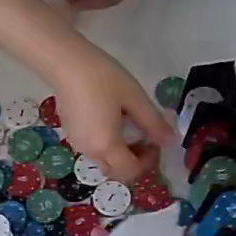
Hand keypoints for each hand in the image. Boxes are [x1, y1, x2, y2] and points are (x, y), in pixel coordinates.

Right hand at [51, 41, 175, 184]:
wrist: (65, 63)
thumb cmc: (102, 78)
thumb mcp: (134, 98)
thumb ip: (153, 123)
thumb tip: (170, 141)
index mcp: (107, 146)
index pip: (130, 171)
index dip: (147, 163)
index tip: (155, 143)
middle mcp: (90, 152)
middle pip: (116, 172)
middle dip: (133, 162)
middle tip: (144, 140)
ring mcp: (78, 145)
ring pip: (104, 162)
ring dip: (120, 154)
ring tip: (127, 127)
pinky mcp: (71, 135)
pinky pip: (93, 150)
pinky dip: (107, 146)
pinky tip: (110, 121)